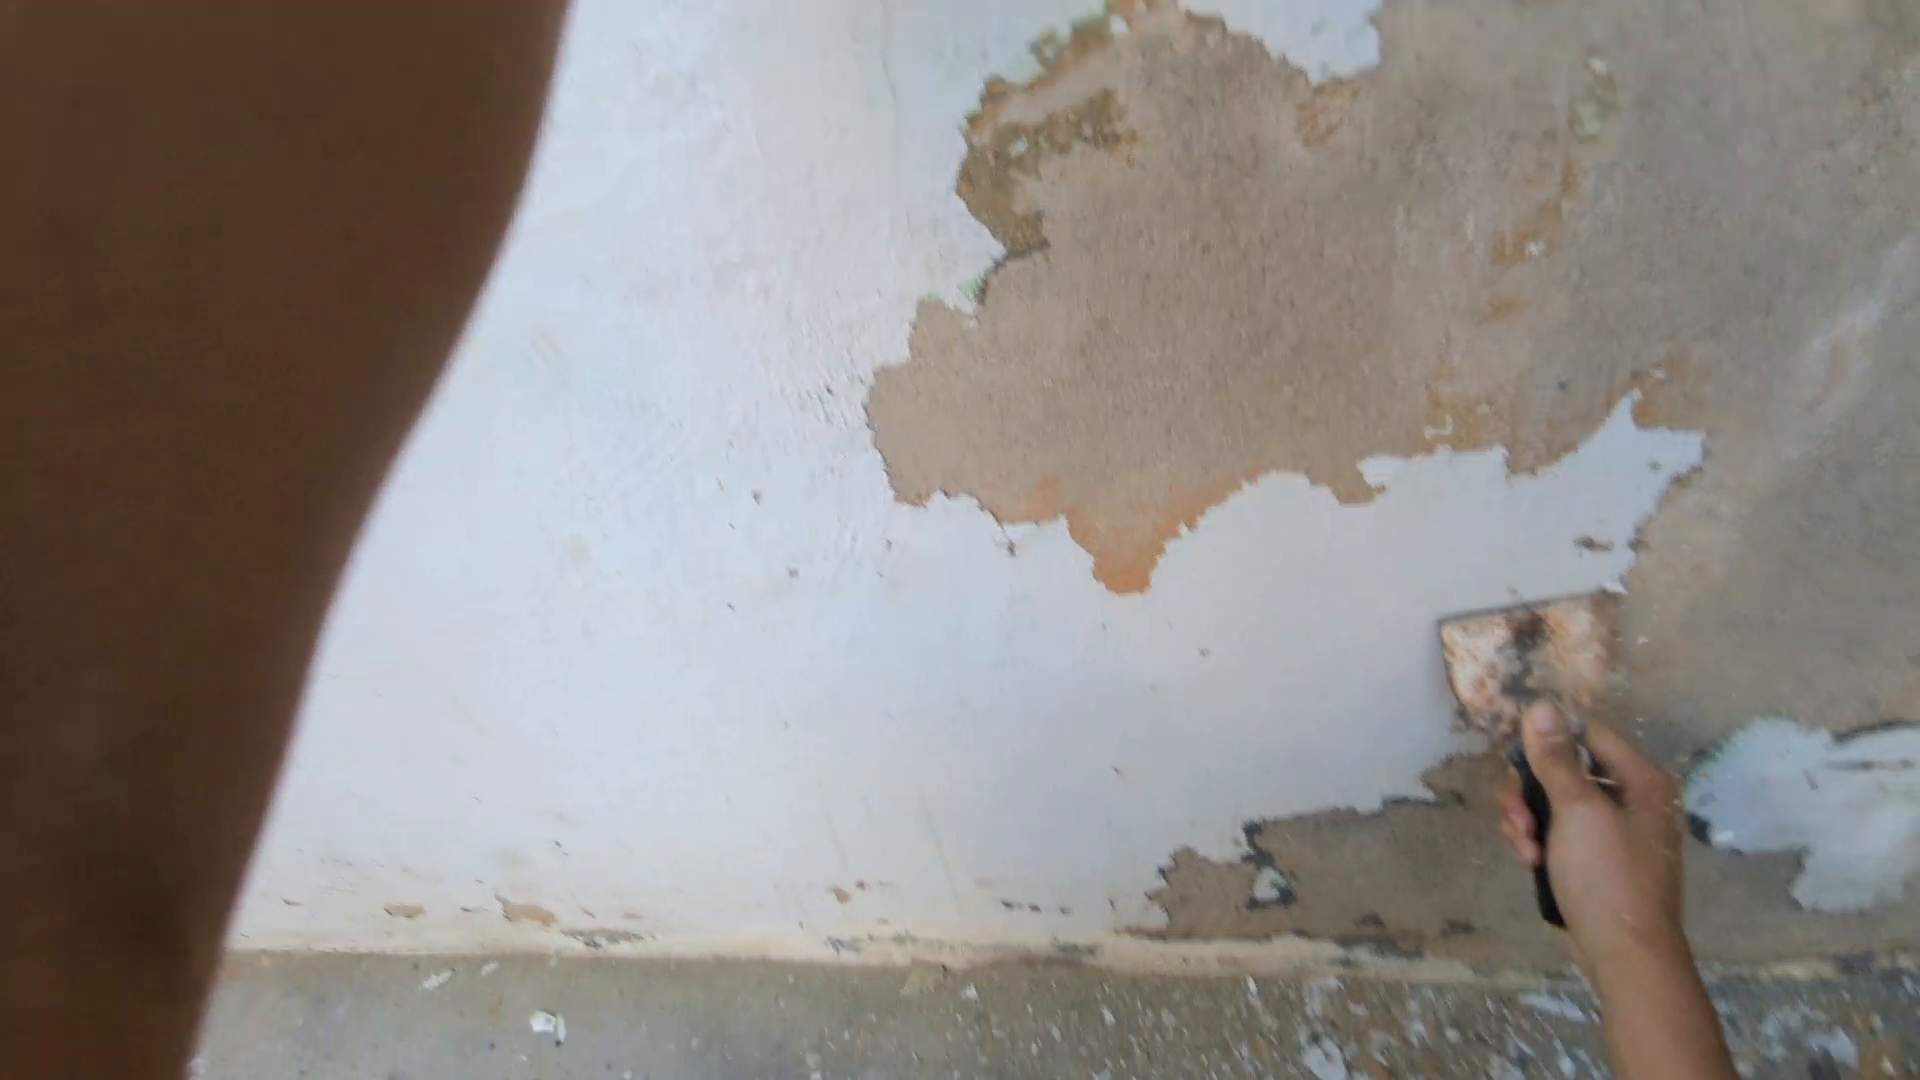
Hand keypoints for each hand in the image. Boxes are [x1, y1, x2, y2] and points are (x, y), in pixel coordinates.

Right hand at [1495, 704, 1688, 972]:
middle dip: (1527, 791)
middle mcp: (1629, 798)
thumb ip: (1555, 758)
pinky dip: (1535, 838)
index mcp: (1640, 782)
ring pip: (1548, 798)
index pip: (1586, 734)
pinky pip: (1552, 826)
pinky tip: (1530, 858)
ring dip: (1524, 817)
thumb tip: (1541, 707)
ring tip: (1524, 845)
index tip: (1516, 761)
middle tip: (1517, 815)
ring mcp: (1610, 827)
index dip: (1548, 742)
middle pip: (1559, 767)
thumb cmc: (1607, 875)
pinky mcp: (1591, 852)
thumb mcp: (1577, 810)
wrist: (1623, 952)